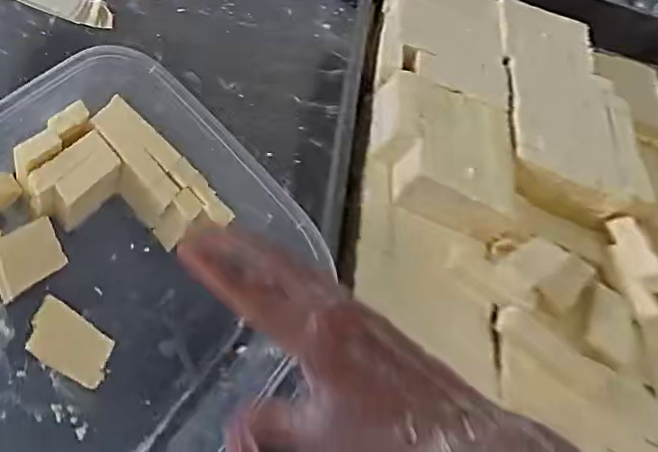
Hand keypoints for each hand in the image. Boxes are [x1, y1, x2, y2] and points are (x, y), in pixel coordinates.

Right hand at [177, 228, 576, 451]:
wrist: (470, 440)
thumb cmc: (391, 441)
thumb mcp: (320, 441)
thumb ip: (270, 429)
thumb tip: (233, 424)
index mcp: (314, 332)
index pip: (252, 293)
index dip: (216, 269)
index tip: (187, 244)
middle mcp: (332, 308)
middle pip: (277, 263)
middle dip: (239, 244)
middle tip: (207, 227)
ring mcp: (355, 310)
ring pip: (299, 268)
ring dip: (266, 252)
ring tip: (240, 241)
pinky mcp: (372, 321)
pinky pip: (318, 281)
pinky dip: (292, 270)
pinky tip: (293, 282)